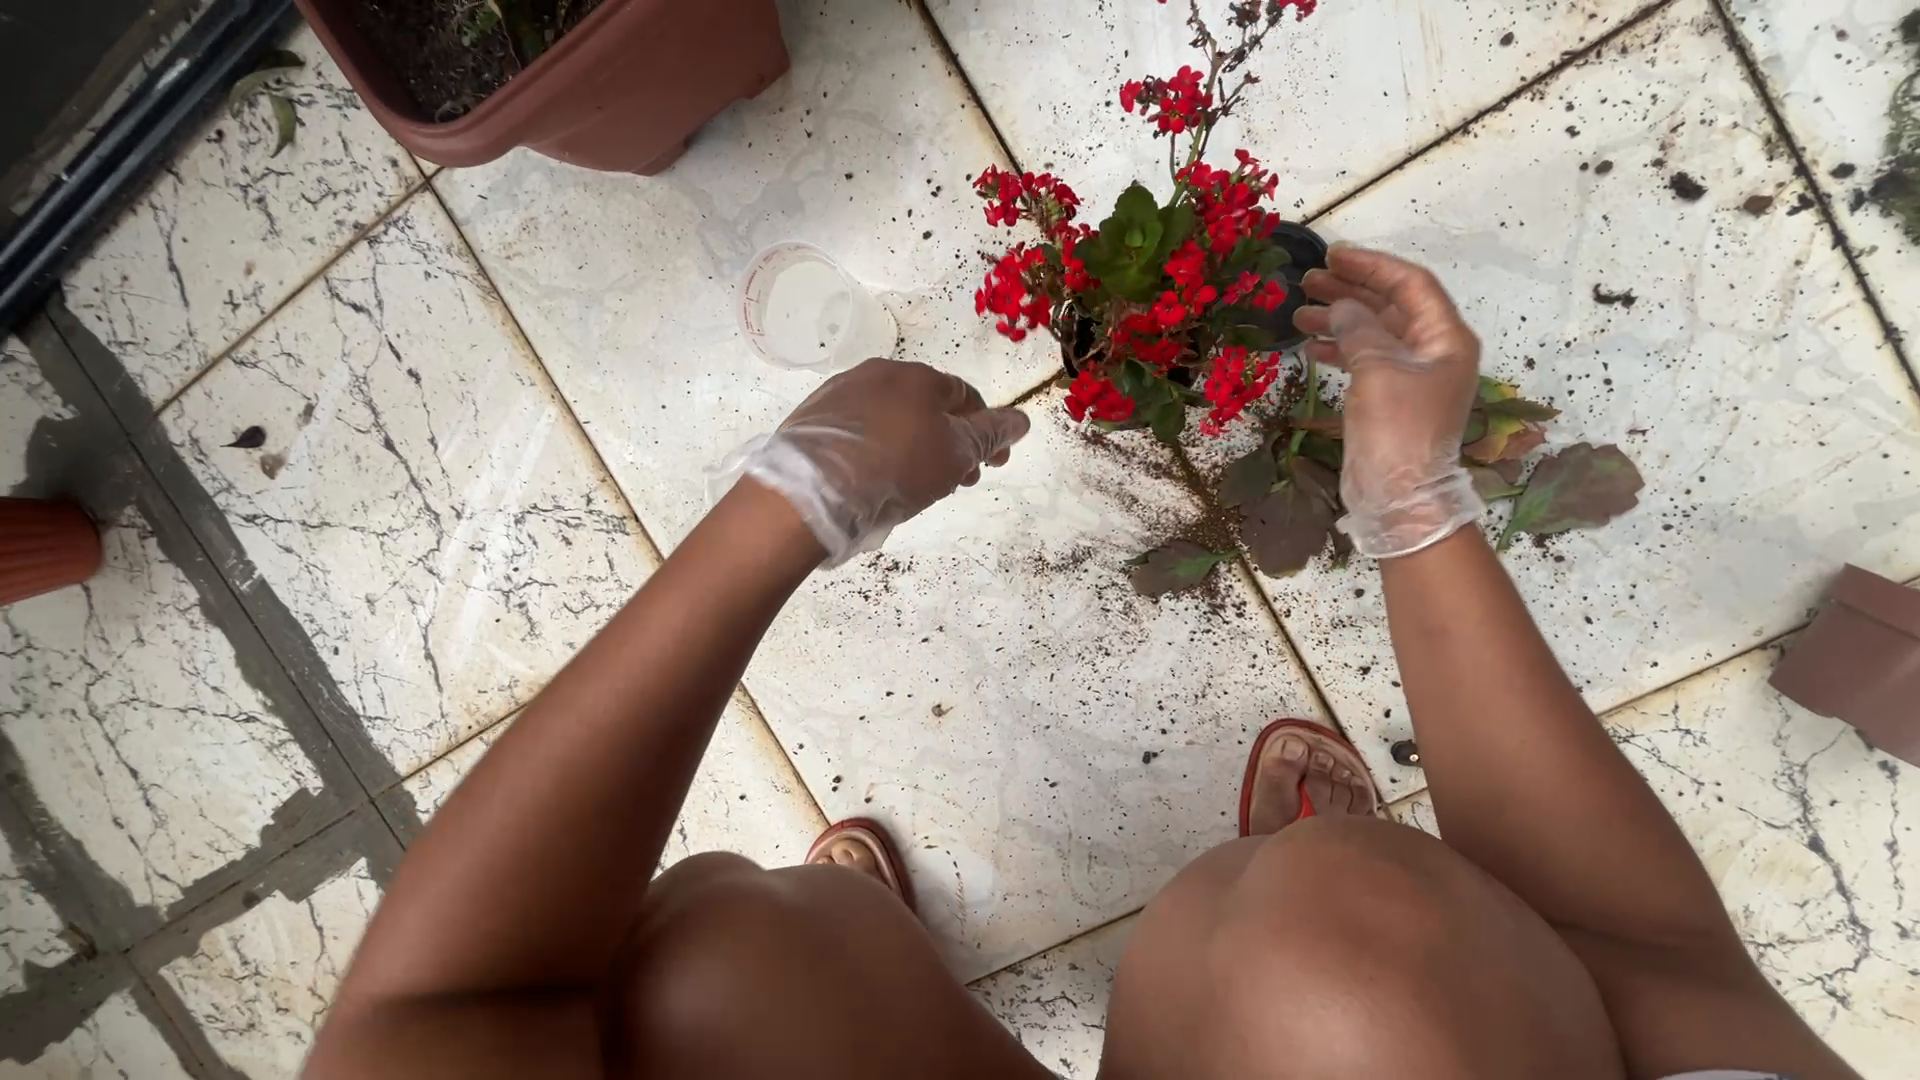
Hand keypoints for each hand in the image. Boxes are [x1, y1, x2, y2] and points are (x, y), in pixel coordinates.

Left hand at [721, 359, 1030, 564]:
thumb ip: (990, 435)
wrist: (812, 490)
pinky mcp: (811, 420)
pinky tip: (874, 480)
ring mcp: (839, 394)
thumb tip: (1021, 419)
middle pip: (927, 408)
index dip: (986, 432)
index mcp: (919, 377)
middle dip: (950, 443)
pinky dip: (876, 451)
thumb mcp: (956, 456)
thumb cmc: (896, 468)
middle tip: (958, 481)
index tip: (992, 465)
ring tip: (916, 486)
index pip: (966, 397)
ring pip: (892, 419)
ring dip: (913, 447)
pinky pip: (858, 432)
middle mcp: (878, 374)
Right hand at [1292, 245, 1484, 557]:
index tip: (1333, 256)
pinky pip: (1363, 361)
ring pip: (1372, 333)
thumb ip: (1358, 331)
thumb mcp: (1378, 372)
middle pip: (1390, 307)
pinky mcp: (1389, 398)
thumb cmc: (1397, 429)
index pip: (1410, 285)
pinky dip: (1338, 350)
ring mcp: (1410, 376)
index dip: (1371, 267)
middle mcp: (1432, 351)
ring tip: (1298, 313)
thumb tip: (1339, 309)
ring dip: (1337, 320)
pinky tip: (1310, 347)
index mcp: (1445, 338)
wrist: (1401, 493)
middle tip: (1308, 280)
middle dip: (1349, 291)